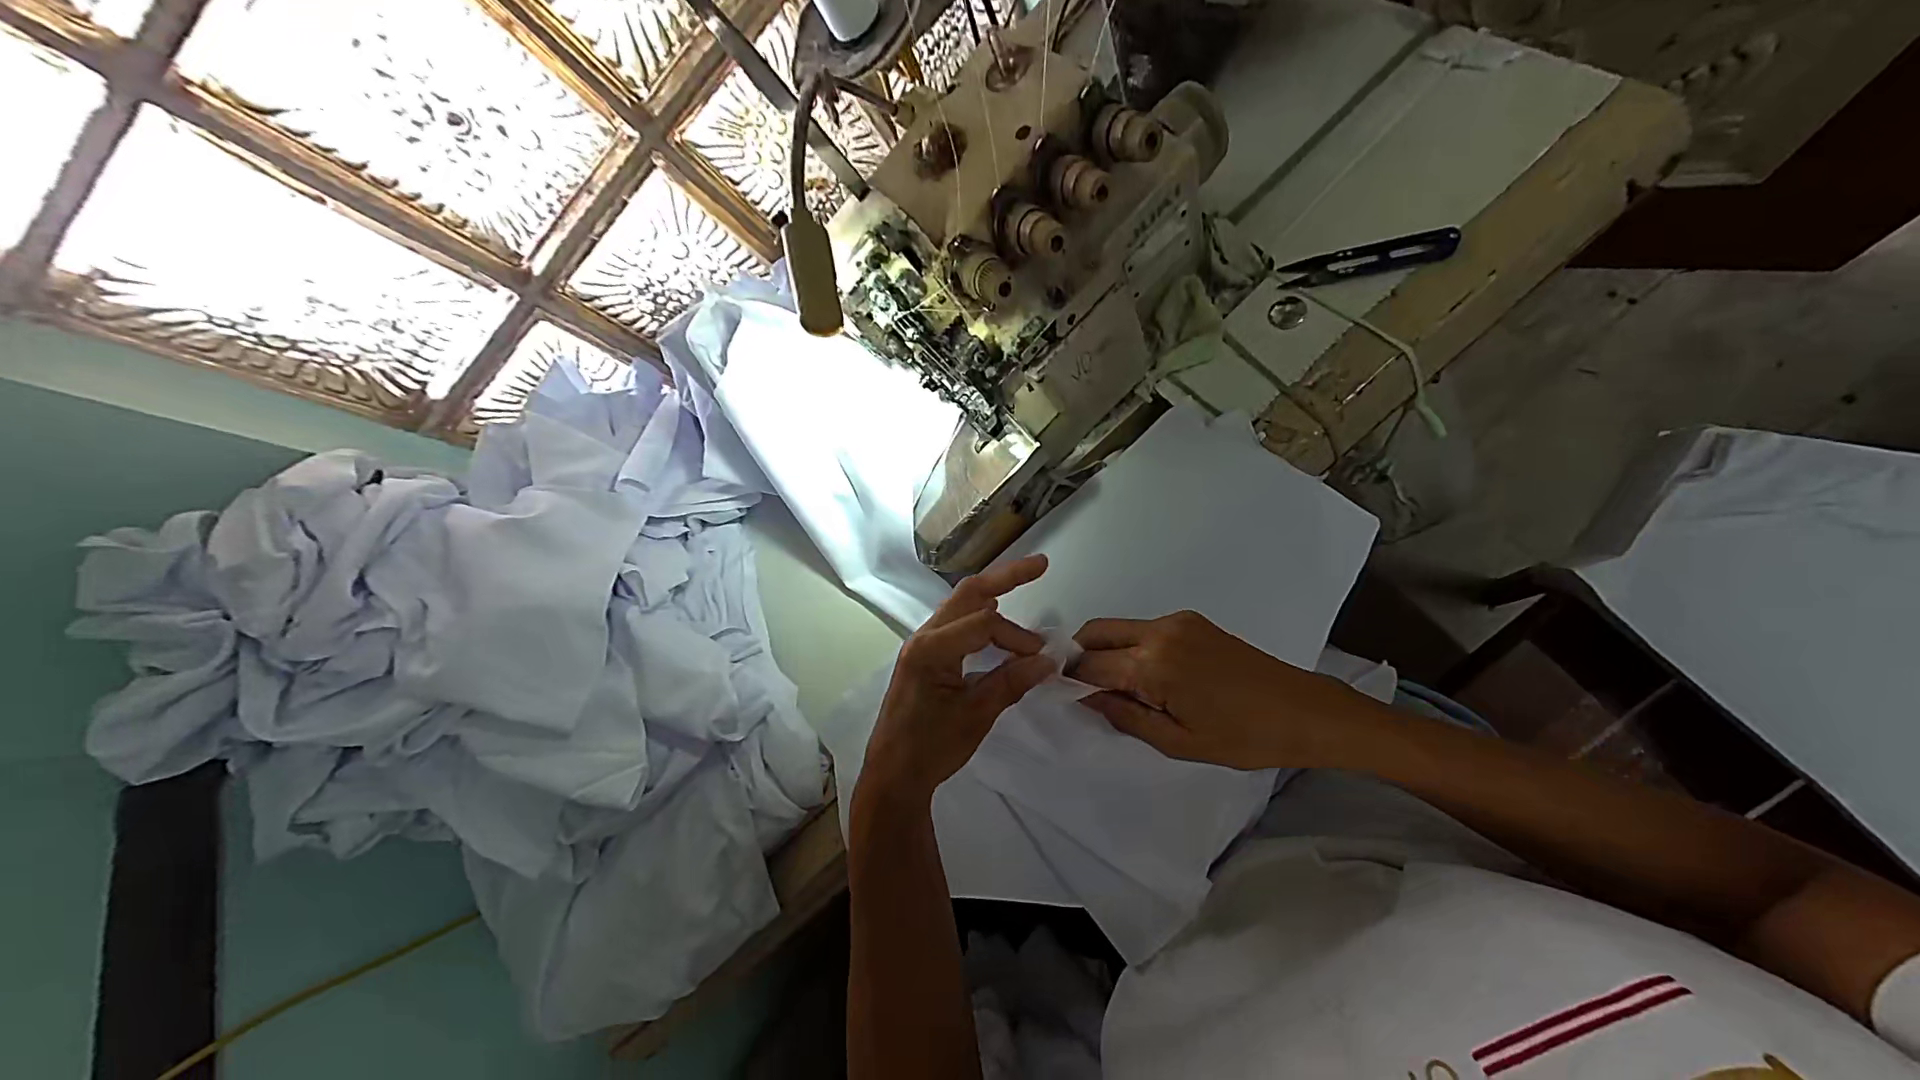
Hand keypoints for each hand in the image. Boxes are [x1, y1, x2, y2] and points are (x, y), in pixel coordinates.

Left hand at [859, 555, 1057, 806]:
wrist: (892, 775)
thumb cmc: (930, 748)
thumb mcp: (976, 715)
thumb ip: (1012, 682)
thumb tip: (1049, 660)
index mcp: (931, 649)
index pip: (985, 623)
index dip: (1019, 637)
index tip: (1043, 658)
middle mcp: (923, 638)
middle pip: (968, 594)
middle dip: (1005, 577)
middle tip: (1041, 565)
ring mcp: (921, 646)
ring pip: (960, 607)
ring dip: (993, 599)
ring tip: (1023, 589)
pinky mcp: (923, 658)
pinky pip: (954, 626)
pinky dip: (979, 619)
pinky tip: (996, 625)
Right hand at [1070, 611, 1376, 769]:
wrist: (1305, 711)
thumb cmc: (1244, 737)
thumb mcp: (1178, 742)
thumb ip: (1125, 716)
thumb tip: (1089, 697)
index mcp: (1153, 664)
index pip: (1090, 664)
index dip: (1071, 680)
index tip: (1064, 696)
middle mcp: (1159, 632)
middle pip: (1095, 632)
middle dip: (1079, 656)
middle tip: (1083, 688)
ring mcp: (1177, 622)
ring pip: (1118, 628)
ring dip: (1105, 650)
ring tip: (1117, 687)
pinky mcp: (1192, 620)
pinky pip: (1143, 629)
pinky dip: (1130, 646)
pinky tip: (1146, 675)